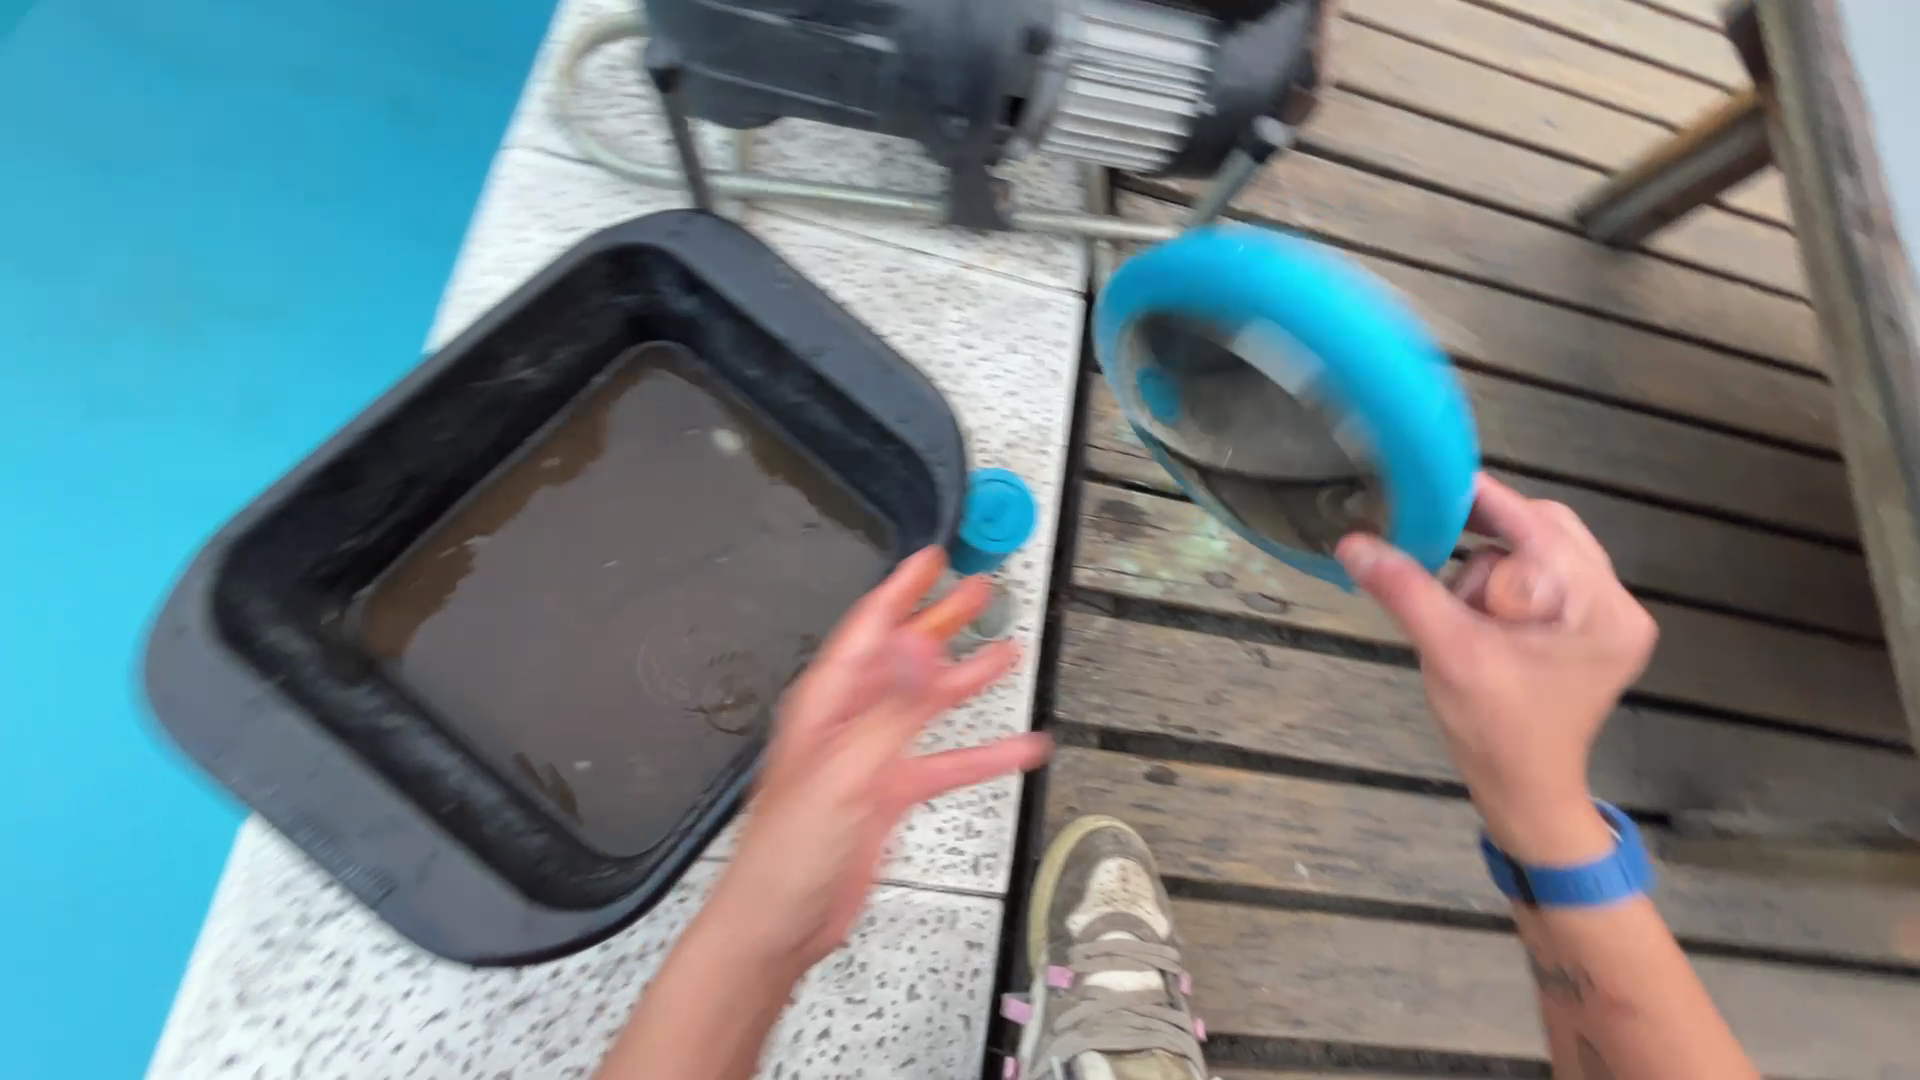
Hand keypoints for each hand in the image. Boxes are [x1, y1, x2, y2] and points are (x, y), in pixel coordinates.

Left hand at [704, 547, 1051, 973]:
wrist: (781, 922)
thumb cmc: (786, 851)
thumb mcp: (846, 770)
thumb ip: (891, 708)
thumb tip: (919, 647)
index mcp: (827, 701)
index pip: (869, 626)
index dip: (901, 588)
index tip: (931, 559)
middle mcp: (850, 719)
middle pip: (904, 655)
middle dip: (942, 620)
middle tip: (976, 592)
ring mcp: (873, 754)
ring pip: (928, 703)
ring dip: (966, 678)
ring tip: (1005, 653)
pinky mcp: (891, 790)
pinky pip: (945, 759)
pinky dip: (982, 751)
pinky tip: (1017, 746)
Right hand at [1335, 475, 1657, 862]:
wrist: (1522, 791)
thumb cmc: (1495, 728)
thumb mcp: (1447, 652)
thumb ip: (1404, 590)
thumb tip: (1351, 542)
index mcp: (1599, 607)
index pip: (1539, 526)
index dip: (1482, 499)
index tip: (1427, 477)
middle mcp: (1612, 603)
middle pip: (1541, 533)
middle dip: (1481, 544)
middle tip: (1432, 558)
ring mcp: (1598, 618)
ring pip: (1531, 556)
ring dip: (1482, 571)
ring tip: (1456, 615)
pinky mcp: (1577, 630)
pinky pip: (1531, 581)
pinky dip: (1490, 587)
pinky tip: (1466, 614)